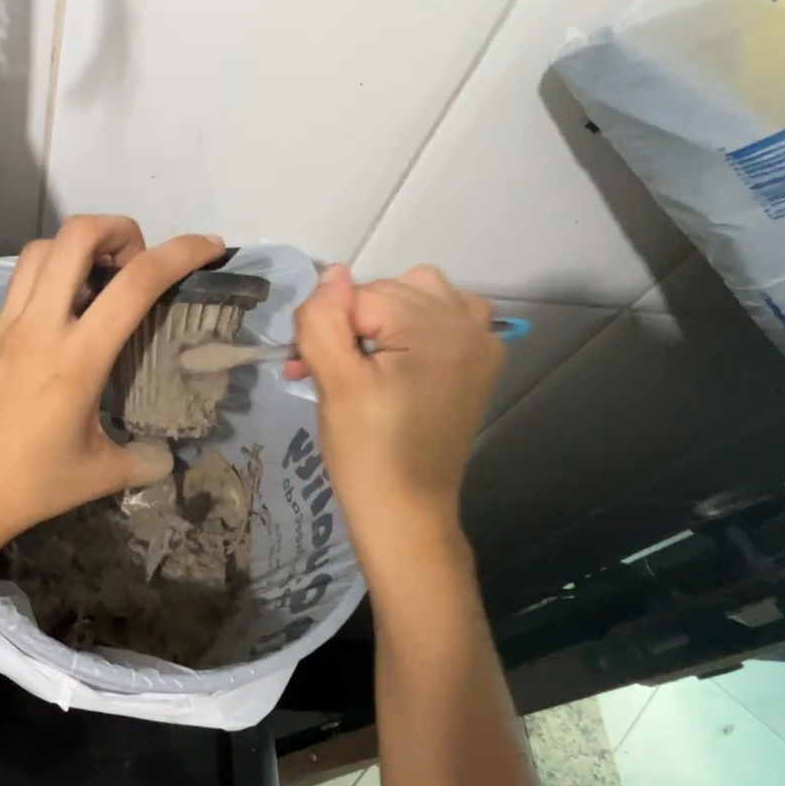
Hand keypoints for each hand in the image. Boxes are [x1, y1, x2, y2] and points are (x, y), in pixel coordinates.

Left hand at [0, 216, 225, 570]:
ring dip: (79, 246)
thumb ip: (145, 460)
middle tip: (138, 264)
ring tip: (103, 280)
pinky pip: (21, 282)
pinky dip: (52, 274)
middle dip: (121, 229)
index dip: (181, 253)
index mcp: (75, 361)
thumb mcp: (100, 476)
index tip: (210, 246)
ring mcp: (7, 328)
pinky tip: (67, 315)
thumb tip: (167, 455)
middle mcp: (39, 329)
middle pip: (76, 236)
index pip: (135, 285)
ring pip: (41, 250)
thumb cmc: (30, 487)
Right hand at [287, 264, 503, 539]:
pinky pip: (444, 319)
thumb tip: (331, 273)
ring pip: (418, 296)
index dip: (326, 328)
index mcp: (436, 327)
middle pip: (390, 290)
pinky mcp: (479, 364)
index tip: (303, 370)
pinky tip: (396, 363)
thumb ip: (324, 322)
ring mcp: (481, 344)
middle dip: (351, 323)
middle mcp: (470, 324)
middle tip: (323, 372)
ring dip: (382, 320)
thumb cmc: (365, 453)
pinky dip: (414, 329)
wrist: (406, 512)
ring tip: (360, 364)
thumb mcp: (334, 384)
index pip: (360, 295)